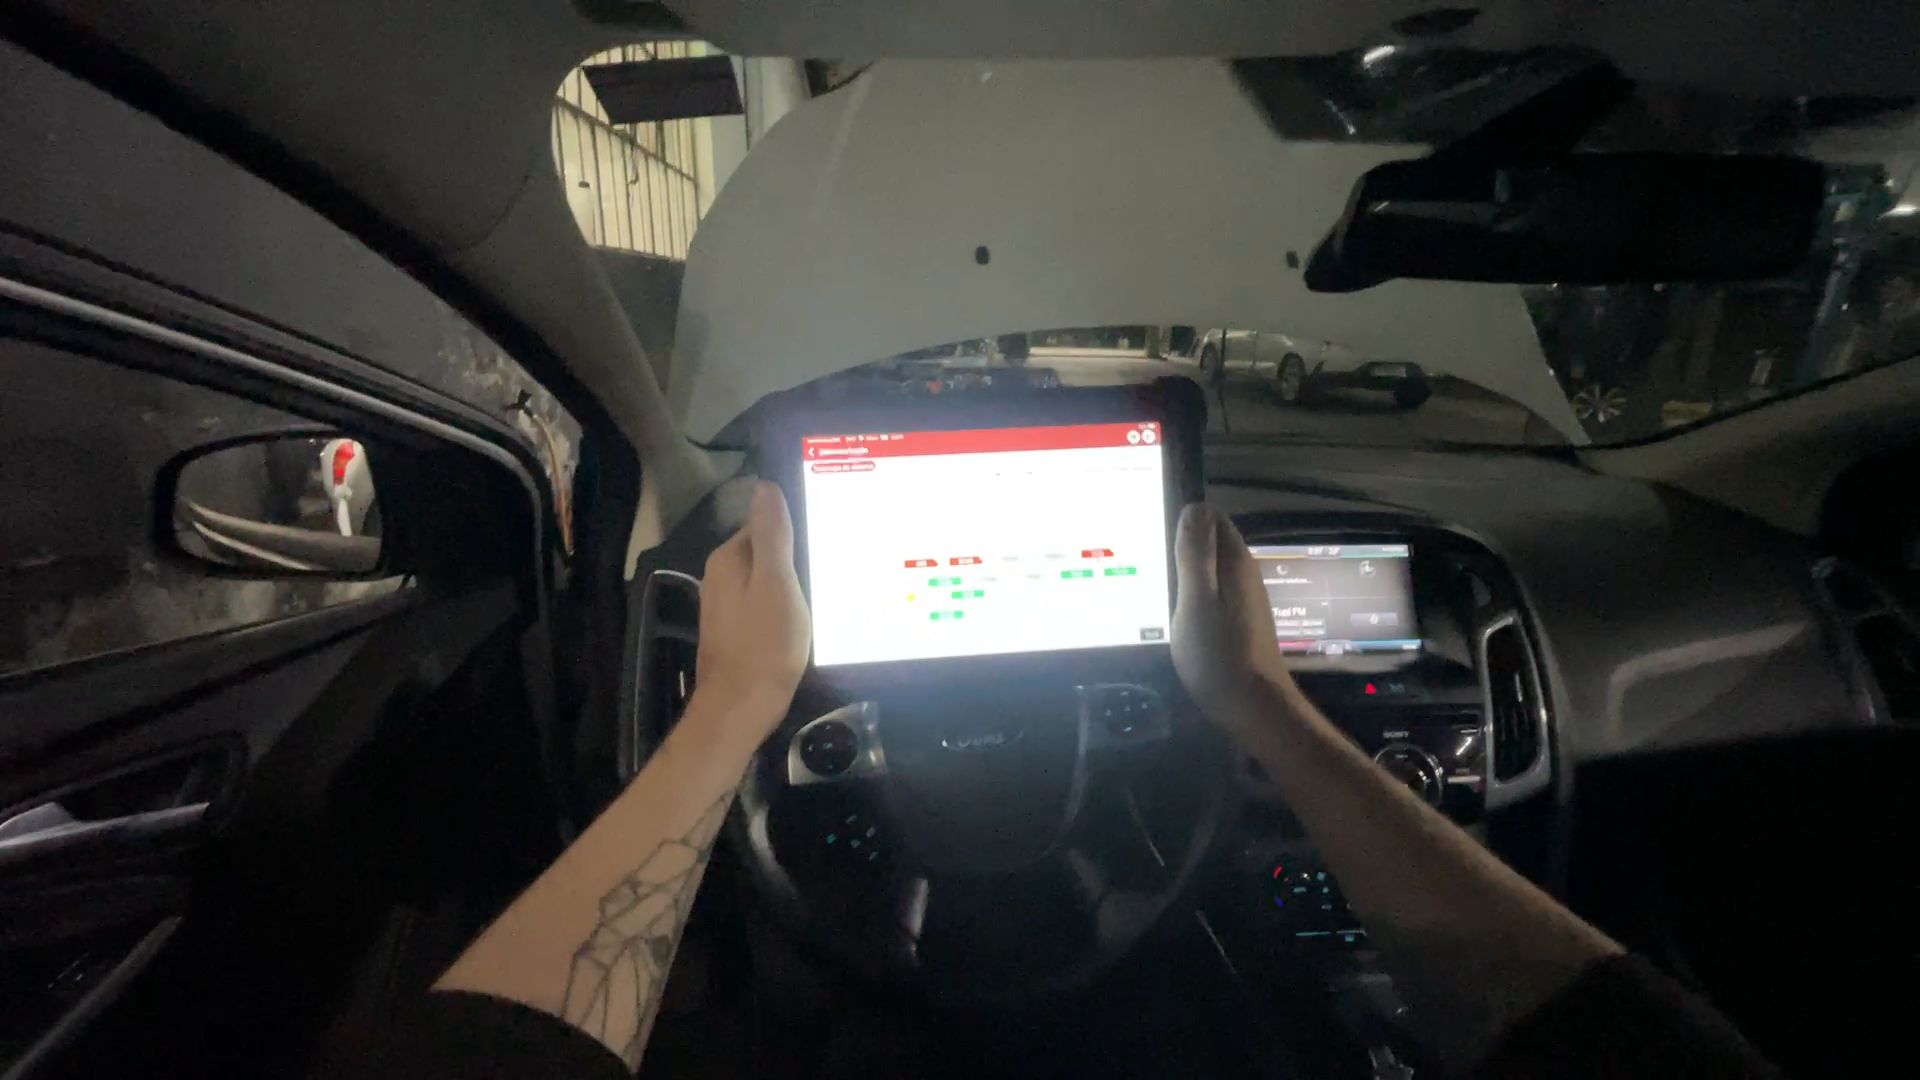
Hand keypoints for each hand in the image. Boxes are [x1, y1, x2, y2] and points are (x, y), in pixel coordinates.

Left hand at [691, 481, 810, 743]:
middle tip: (829, 573)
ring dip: (791, 586)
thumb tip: (766, 485)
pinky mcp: (734, 631)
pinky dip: (783, 609)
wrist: (741, 708)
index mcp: (729, 559)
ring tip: (822, 596)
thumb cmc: (765, 645)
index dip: (795, 535)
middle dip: (794, 561)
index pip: (765, 526)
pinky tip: (802, 622)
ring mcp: (724, 606)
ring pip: (765, 582)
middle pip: (765, 554)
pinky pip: (763, 606)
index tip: (824, 547)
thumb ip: (773, 535)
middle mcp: (720, 578)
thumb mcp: (778, 584)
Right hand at [1172, 503, 1307, 734]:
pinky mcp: (1241, 617)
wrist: (1252, 705)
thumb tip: (1193, 507)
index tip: (1155, 536)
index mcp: (1234, 562)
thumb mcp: (1196, 599)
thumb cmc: (1217, 653)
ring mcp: (1245, 596)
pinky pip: (1215, 588)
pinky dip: (1195, 590)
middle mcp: (1245, 573)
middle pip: (1213, 541)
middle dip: (1184, 543)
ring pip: (1213, 566)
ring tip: (1157, 584)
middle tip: (1150, 562)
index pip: (1212, 518)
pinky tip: (1177, 608)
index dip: (1185, 521)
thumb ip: (1194, 554)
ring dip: (1187, 568)